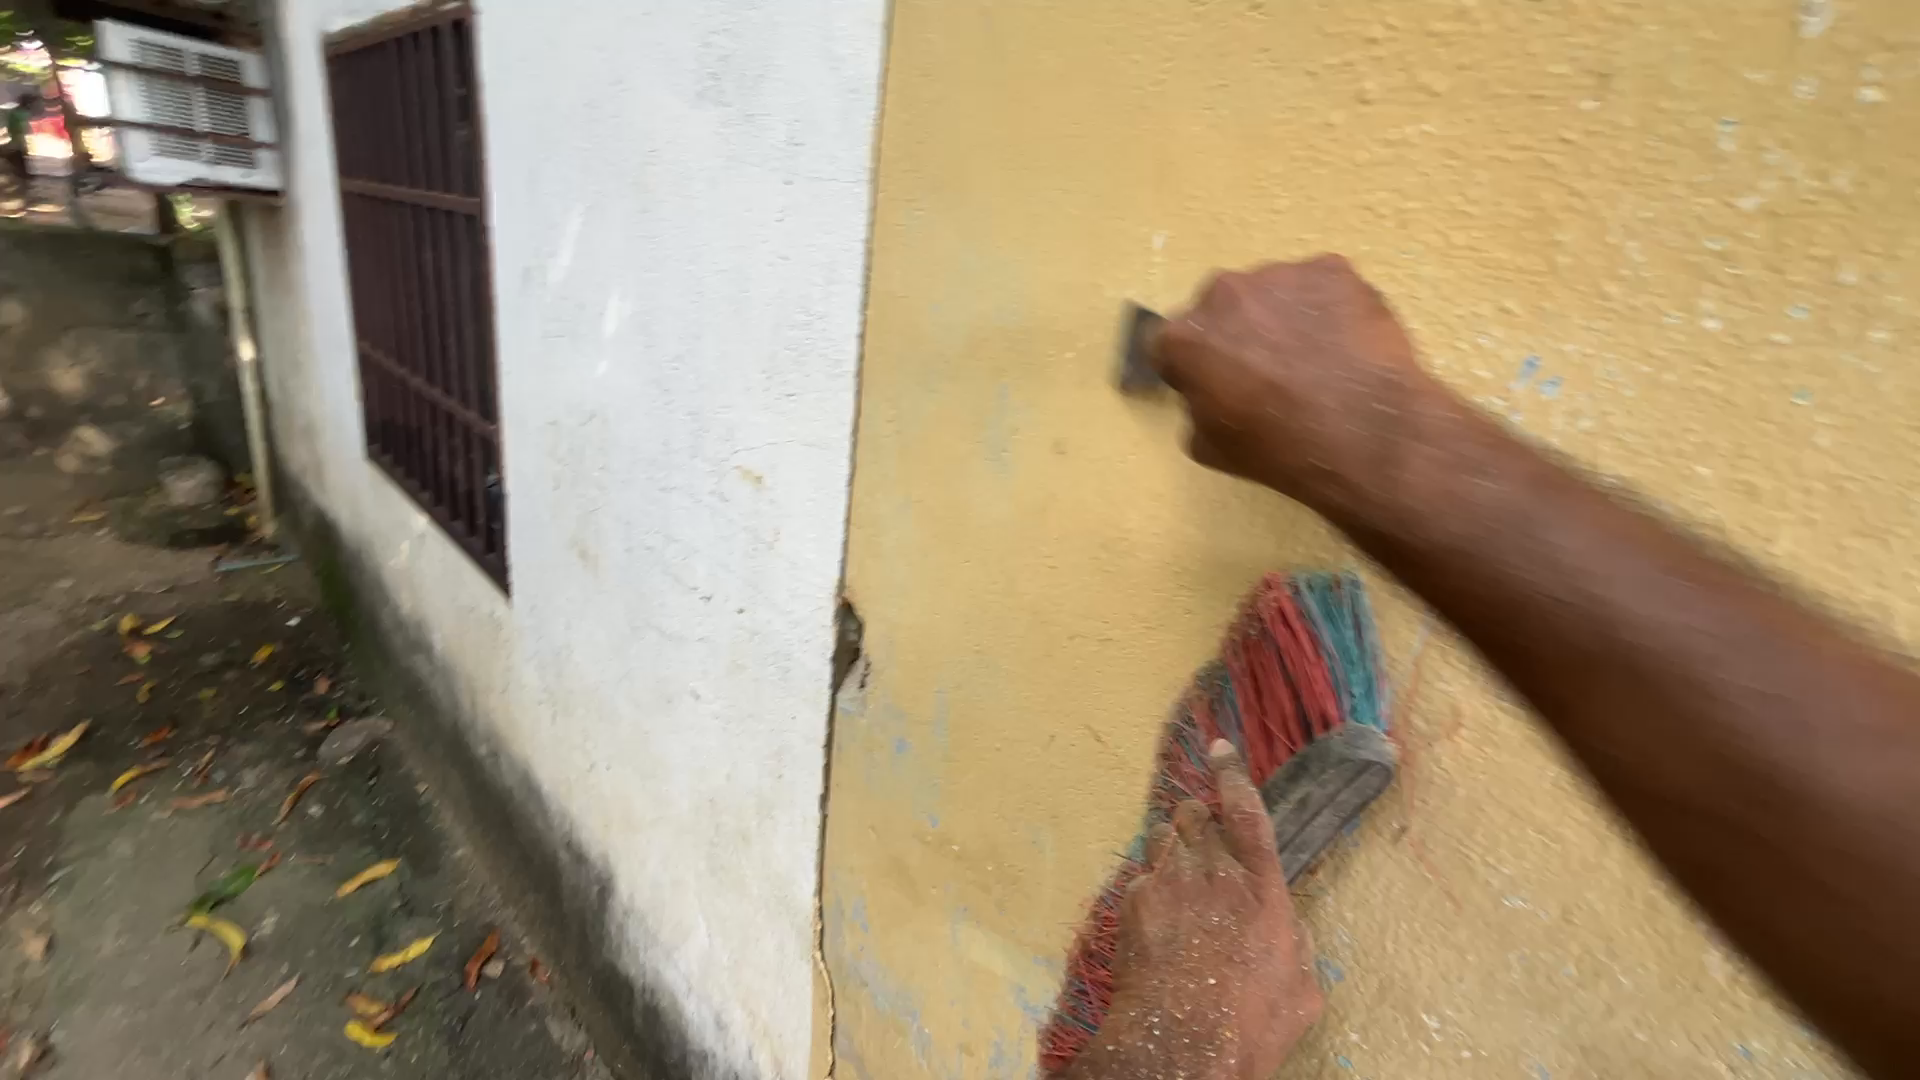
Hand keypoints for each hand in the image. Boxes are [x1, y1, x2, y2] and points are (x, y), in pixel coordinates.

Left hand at [1068, 740, 1321, 1079]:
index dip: (1232, 774)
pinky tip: (1159, 922)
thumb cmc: (1250, 1021)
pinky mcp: (1134, 898)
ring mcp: (1168, 880)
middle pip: (1194, 813)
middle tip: (1205, 844)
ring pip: (1164, 835)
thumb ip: (1291, 940)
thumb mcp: (1299, 987)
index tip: (1219, 747)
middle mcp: (1211, 870)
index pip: (1246, 811)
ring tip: (1182, 883)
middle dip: (1199, 819)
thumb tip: (1281, 925)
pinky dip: (1153, 887)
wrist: (1180, 1042)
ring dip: (1174, 847)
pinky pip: (1144, 875)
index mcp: (1259, 886)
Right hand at [1154, 255, 1445, 518]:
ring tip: (1310, 360)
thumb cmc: (1275, 448)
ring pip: (1268, 295)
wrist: (1363, 435)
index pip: (1167, 345)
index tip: (1209, 385)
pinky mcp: (1331, 269)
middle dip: (1232, 334)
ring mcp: (1278, 276)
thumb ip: (1195, 406)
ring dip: (1278, 319)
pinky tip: (1340, 346)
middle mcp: (1221, 293)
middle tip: (1262, 371)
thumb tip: (1210, 393)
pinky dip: (1322, 310)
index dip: (1186, 367)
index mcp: (1183, 338)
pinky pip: (1316, 288)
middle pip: (1217, 310)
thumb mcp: (1207, 446)